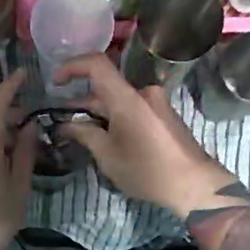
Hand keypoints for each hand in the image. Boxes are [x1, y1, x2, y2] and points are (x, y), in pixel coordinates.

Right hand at [53, 55, 238, 216]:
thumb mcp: (107, 155)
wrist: (194, 184)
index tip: (55, 83)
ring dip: (97, 113)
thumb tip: (65, 125)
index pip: (97, 64)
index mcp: (127, 99)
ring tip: (80, 135)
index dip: (72, 67)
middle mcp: (143, 93)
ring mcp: (155, 103)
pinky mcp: (161, 114)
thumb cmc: (146, 170)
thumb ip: (84, 134)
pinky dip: (113, 117)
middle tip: (62, 123)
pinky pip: (130, 108)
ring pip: (117, 100)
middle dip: (81, 102)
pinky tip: (104, 138)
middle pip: (105, 87)